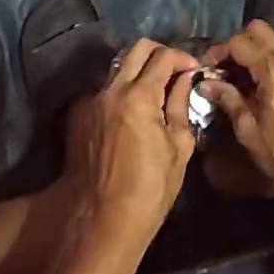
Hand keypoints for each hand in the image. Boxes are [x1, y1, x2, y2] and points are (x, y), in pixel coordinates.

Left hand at [73, 39, 200, 238]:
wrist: (102, 225)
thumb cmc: (150, 189)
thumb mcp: (178, 146)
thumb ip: (181, 105)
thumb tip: (185, 79)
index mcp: (139, 96)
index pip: (164, 56)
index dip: (184, 58)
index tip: (194, 70)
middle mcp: (112, 91)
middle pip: (137, 49)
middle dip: (160, 53)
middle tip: (175, 71)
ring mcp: (92, 103)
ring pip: (118, 67)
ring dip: (139, 70)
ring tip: (155, 90)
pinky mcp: (80, 118)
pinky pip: (104, 90)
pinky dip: (122, 91)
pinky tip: (133, 112)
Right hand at [200, 21, 273, 210]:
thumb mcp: (248, 129)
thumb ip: (228, 99)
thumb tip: (206, 84)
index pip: (239, 42)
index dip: (218, 52)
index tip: (206, 70)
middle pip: (260, 31)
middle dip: (238, 44)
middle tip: (225, 69)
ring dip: (255, 54)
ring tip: (241, 81)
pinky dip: (271, 65)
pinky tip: (264, 90)